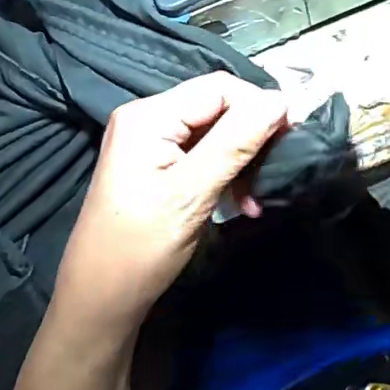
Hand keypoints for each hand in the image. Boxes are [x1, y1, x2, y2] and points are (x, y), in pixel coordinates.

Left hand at [53, 72, 288, 334]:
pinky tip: (242, 201)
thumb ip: (236, 143)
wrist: (99, 301)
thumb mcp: (192, 194)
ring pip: (216, 130)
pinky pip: (203, 151)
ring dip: (242, 159)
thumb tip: (281, 101)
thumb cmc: (140, 248)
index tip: (290, 138)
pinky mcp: (157, 162)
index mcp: (149, 116)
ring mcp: (151, 140)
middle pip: (218, 106)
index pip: (219, 88)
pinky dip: (226, 171)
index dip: (258, 105)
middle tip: (275, 171)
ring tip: (256, 198)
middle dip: (252, 136)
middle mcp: (148, 117)